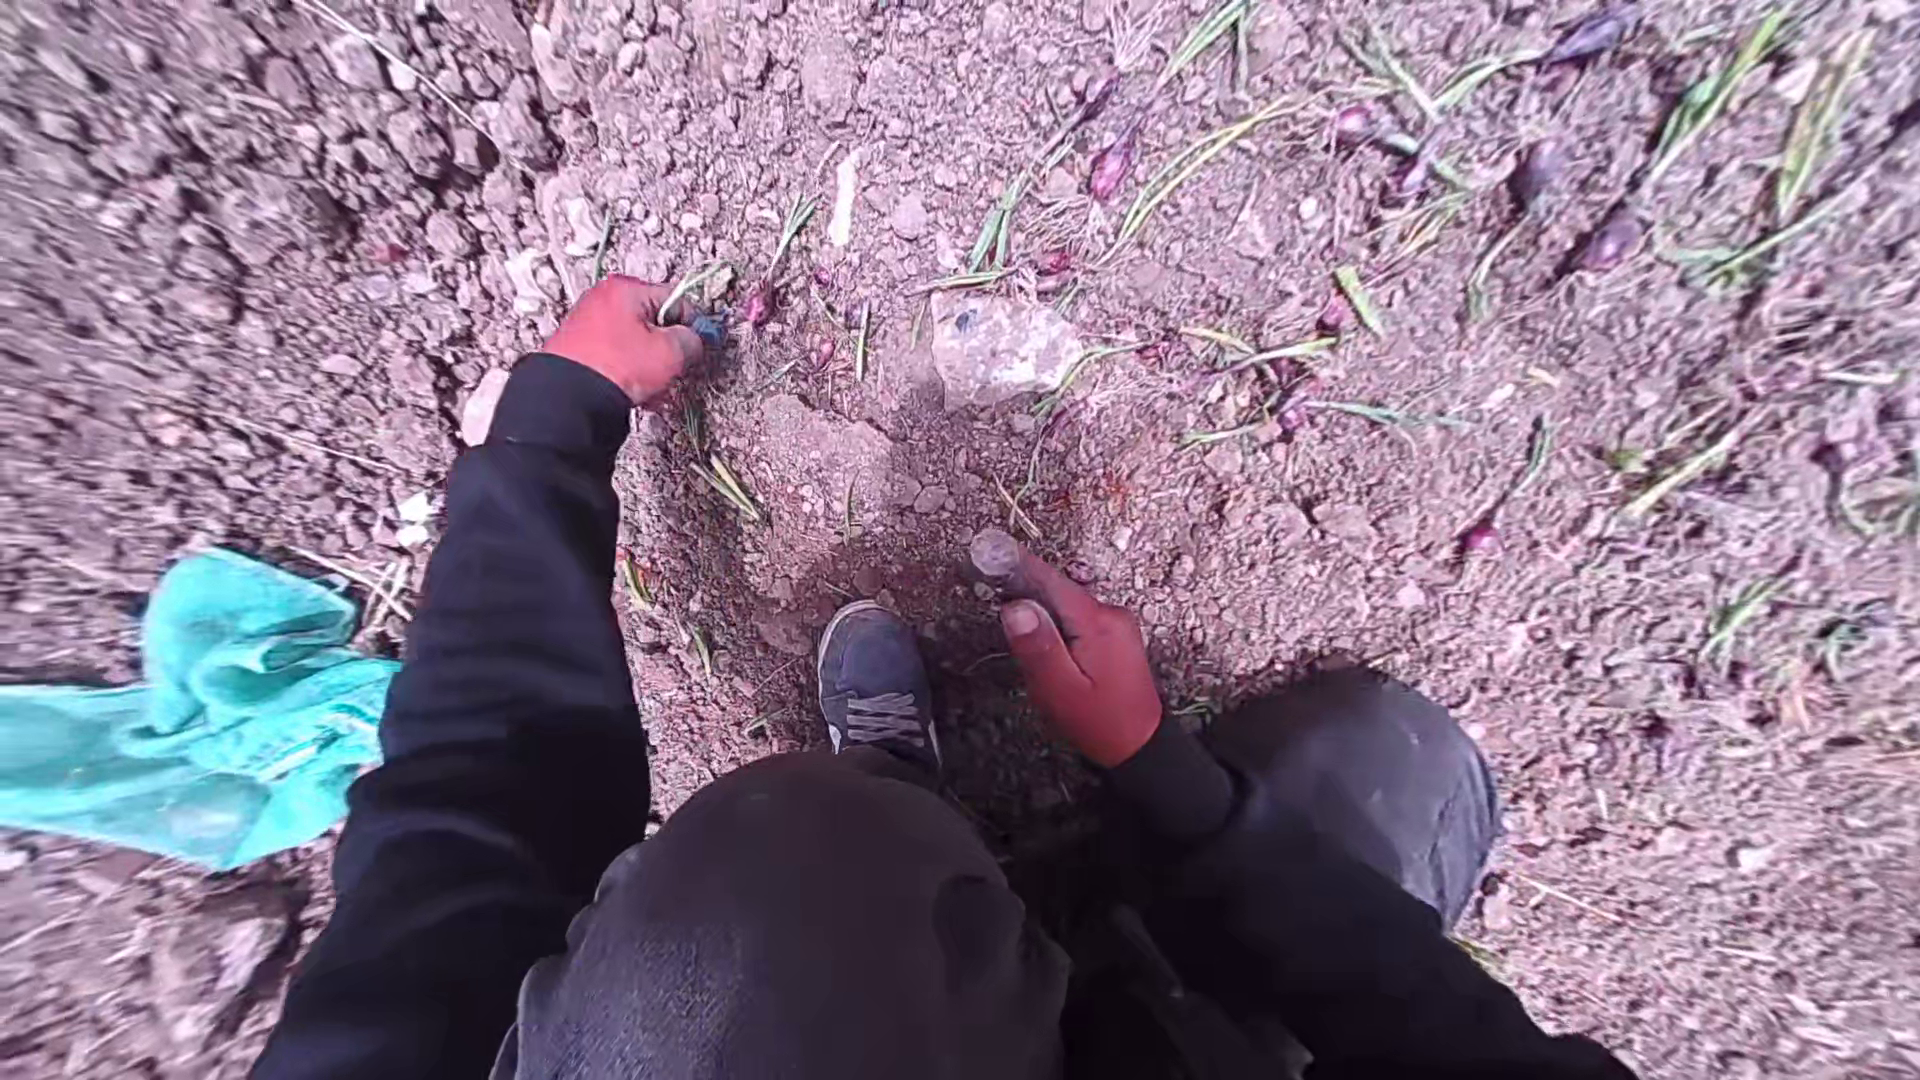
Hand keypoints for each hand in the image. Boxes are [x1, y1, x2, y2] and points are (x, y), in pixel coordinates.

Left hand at [540, 275, 703, 403]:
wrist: (573, 394)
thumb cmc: (616, 367)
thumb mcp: (671, 352)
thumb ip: (691, 339)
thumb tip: (693, 338)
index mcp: (626, 289)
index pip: (677, 300)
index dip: (694, 325)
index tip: (699, 344)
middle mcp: (604, 298)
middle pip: (655, 320)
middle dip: (669, 346)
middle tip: (675, 365)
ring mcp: (590, 321)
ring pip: (638, 340)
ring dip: (652, 361)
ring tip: (653, 381)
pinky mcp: (582, 344)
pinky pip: (620, 353)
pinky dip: (632, 368)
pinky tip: (636, 386)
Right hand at [998, 551, 1162, 766]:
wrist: (1140, 747)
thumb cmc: (1101, 723)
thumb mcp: (1062, 690)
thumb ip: (1039, 647)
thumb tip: (1016, 608)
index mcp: (1098, 623)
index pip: (1051, 581)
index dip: (1019, 567)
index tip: (994, 551)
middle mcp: (1111, 615)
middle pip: (1058, 591)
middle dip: (1027, 594)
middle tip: (994, 590)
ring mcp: (1115, 624)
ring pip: (1066, 605)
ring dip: (1041, 611)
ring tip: (1016, 623)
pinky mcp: (1113, 634)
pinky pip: (1076, 617)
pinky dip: (1056, 622)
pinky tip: (1045, 640)